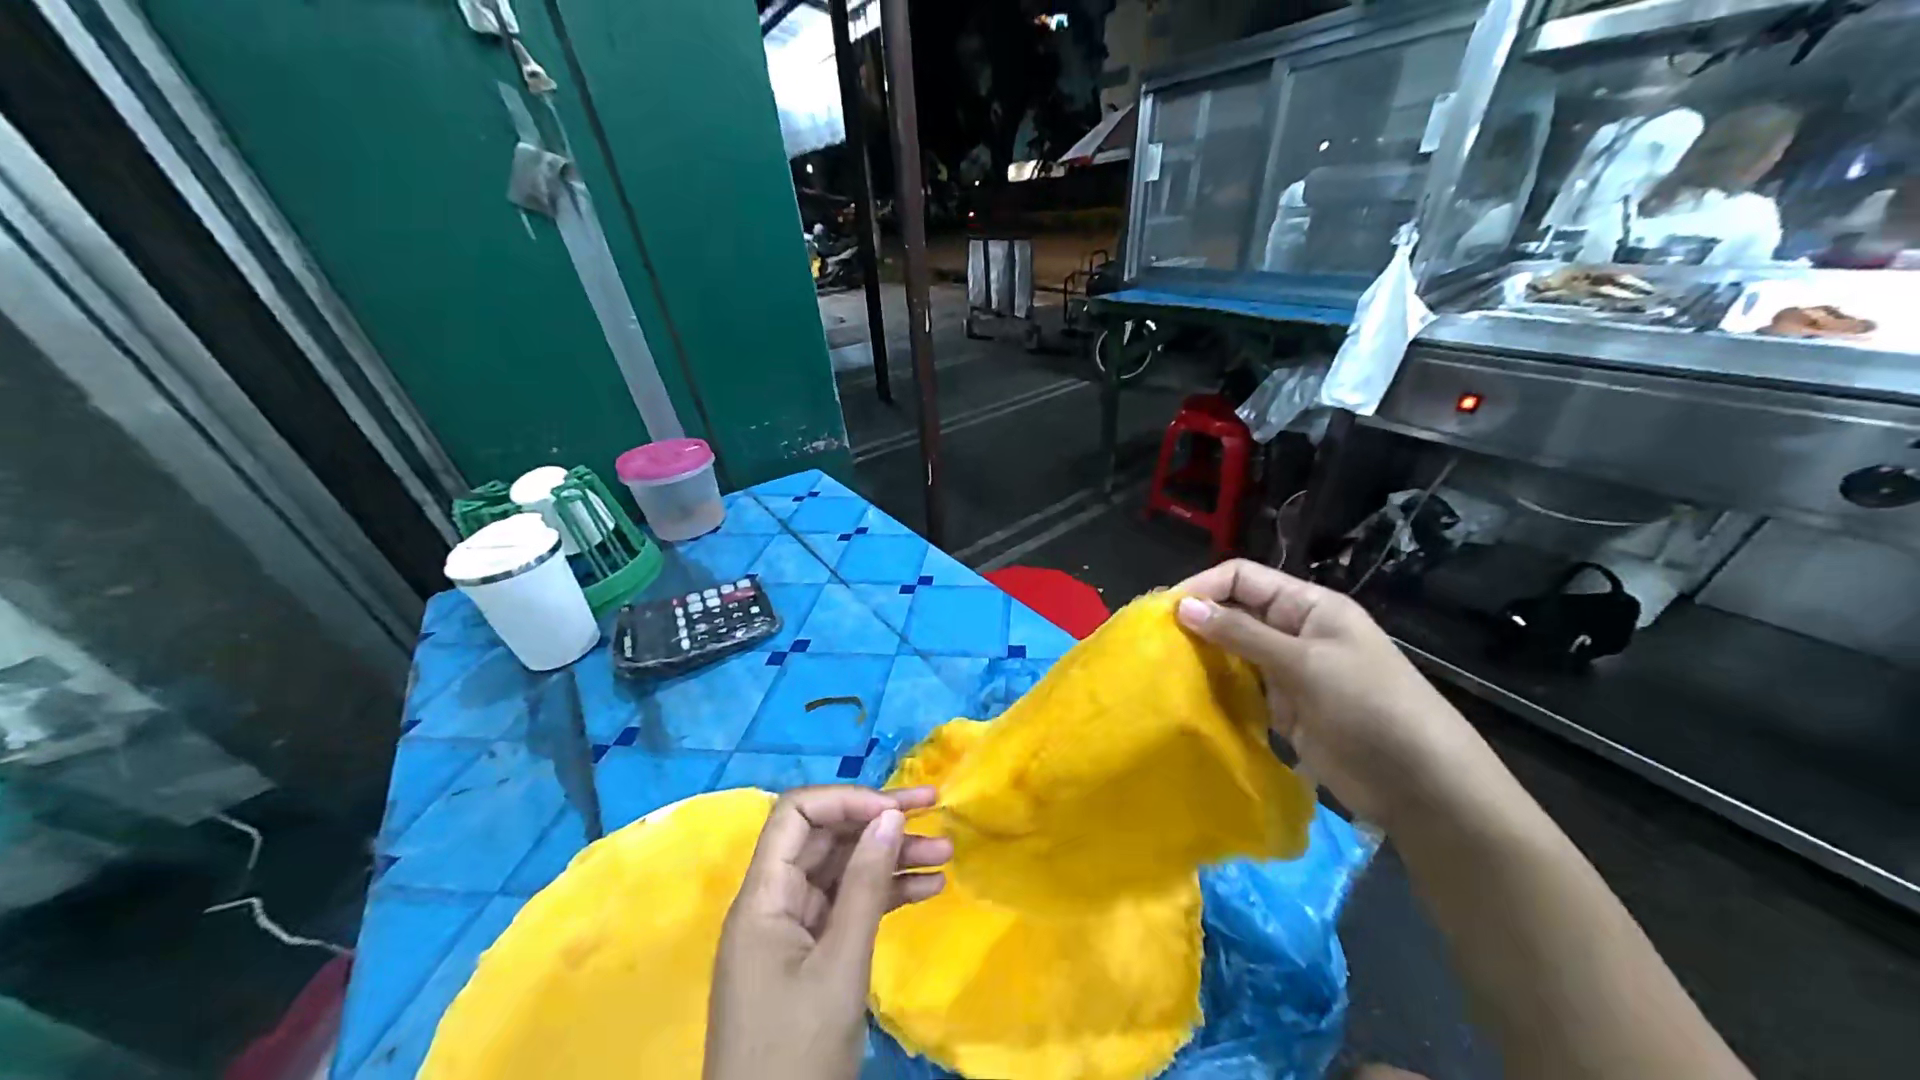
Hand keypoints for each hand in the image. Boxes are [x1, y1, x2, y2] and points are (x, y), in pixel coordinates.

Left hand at [704, 785, 951, 1079]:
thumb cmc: (796, 1053)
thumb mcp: (840, 966)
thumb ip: (865, 887)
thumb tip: (890, 815)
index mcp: (763, 896)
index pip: (797, 816)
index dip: (846, 800)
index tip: (896, 810)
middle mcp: (775, 902)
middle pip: (825, 839)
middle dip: (879, 821)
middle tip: (934, 809)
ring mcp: (794, 930)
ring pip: (843, 872)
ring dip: (891, 858)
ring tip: (946, 851)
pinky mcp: (812, 956)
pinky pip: (850, 908)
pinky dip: (887, 895)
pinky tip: (928, 889)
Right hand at [1174, 559, 1496, 828]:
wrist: (1419, 782)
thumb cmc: (1367, 705)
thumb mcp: (1304, 661)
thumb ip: (1241, 634)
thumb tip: (1182, 606)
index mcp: (1307, 606)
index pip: (1243, 579)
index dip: (1203, 588)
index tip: (1164, 612)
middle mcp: (1295, 631)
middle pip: (1235, 613)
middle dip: (1198, 623)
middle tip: (1156, 644)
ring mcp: (1289, 671)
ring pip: (1234, 652)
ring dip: (1204, 657)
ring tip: (1165, 669)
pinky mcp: (1285, 708)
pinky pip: (1242, 688)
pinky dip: (1218, 689)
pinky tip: (1191, 697)